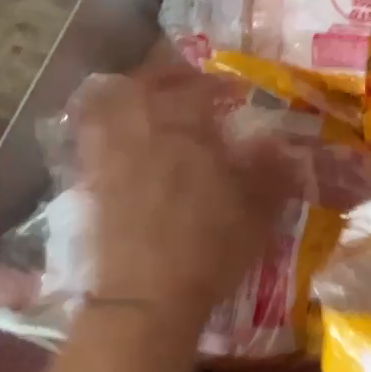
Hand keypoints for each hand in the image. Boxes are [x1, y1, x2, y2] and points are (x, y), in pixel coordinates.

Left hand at [73, 65, 293, 320]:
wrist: (149, 295)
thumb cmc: (213, 248)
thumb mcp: (260, 209)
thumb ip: (271, 169)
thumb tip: (278, 142)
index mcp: (185, 131)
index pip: (200, 88)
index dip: (220, 83)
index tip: (239, 90)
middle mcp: (141, 131)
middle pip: (144, 84)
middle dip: (170, 77)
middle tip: (192, 84)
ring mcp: (109, 154)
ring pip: (110, 103)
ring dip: (133, 93)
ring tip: (155, 100)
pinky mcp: (92, 180)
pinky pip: (93, 133)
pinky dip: (109, 122)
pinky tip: (129, 136)